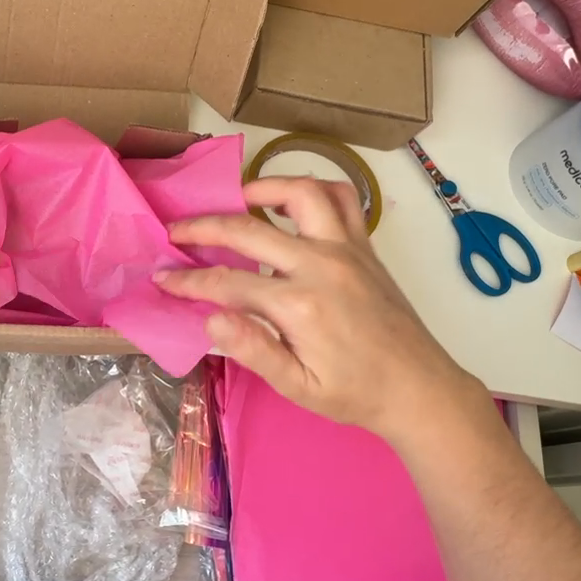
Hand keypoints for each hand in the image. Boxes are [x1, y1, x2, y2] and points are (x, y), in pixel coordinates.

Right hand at [155, 177, 486, 440]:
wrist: (419, 389)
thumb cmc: (353, 393)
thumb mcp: (297, 387)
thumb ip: (253, 350)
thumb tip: (209, 317)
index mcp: (299, 305)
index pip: (226, 283)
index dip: (187, 281)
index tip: (161, 279)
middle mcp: (322, 265)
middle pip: (249, 229)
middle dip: (203, 227)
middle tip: (175, 230)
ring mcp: (347, 249)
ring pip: (302, 193)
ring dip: (263, 187)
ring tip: (236, 198)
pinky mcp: (364, 247)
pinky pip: (341, 199)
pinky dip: (313, 190)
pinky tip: (290, 203)